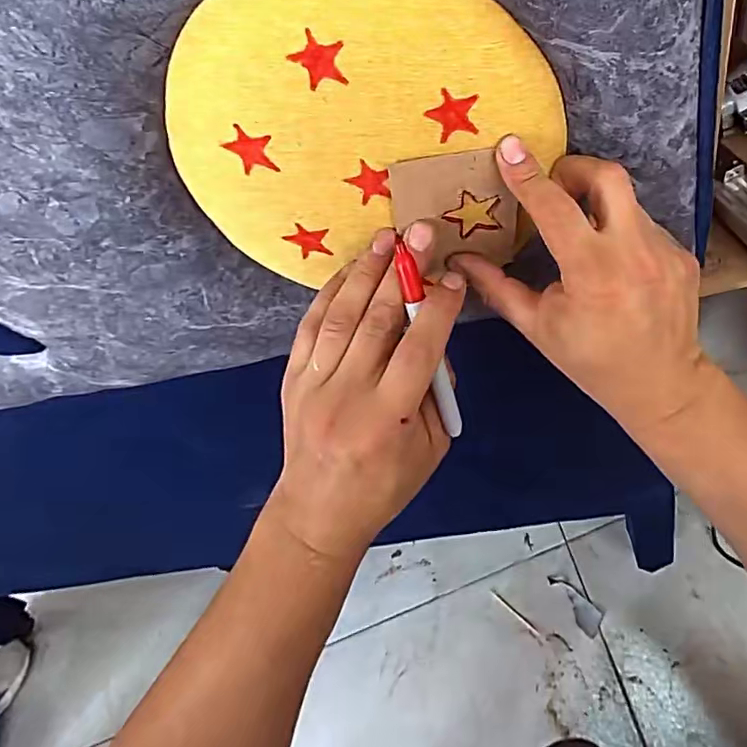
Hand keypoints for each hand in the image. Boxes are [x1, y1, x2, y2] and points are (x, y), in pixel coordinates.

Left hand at [267, 223, 466, 561]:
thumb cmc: (383, 485)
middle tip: (417, 234)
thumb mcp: (431, 448)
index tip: (453, 278)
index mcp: (387, 419)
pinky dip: (330, 294)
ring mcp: (314, 383)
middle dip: (402, 273)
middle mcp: (348, 395)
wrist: (317, 511)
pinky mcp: (293, 377)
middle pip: (377, 323)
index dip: (438, 310)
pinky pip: (311, 326)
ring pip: (342, 317)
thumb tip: (436, 338)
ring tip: (385, 240)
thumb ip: (436, 391)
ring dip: (366, 274)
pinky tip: (350, 270)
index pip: (418, 351)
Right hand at [452, 136, 717, 433]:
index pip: (555, 208)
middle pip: (608, 177)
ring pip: (626, 200)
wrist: (664, 386)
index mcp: (593, 273)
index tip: (510, 150)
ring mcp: (665, 251)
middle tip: (555, 185)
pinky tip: (614, 263)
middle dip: (575, 168)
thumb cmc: (593, 362)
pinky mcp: (682, 254)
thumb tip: (462, 260)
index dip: (528, 176)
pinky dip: (620, 230)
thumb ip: (498, 287)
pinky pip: (643, 223)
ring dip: (596, 205)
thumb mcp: (538, 327)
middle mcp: (634, 253)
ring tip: (583, 235)